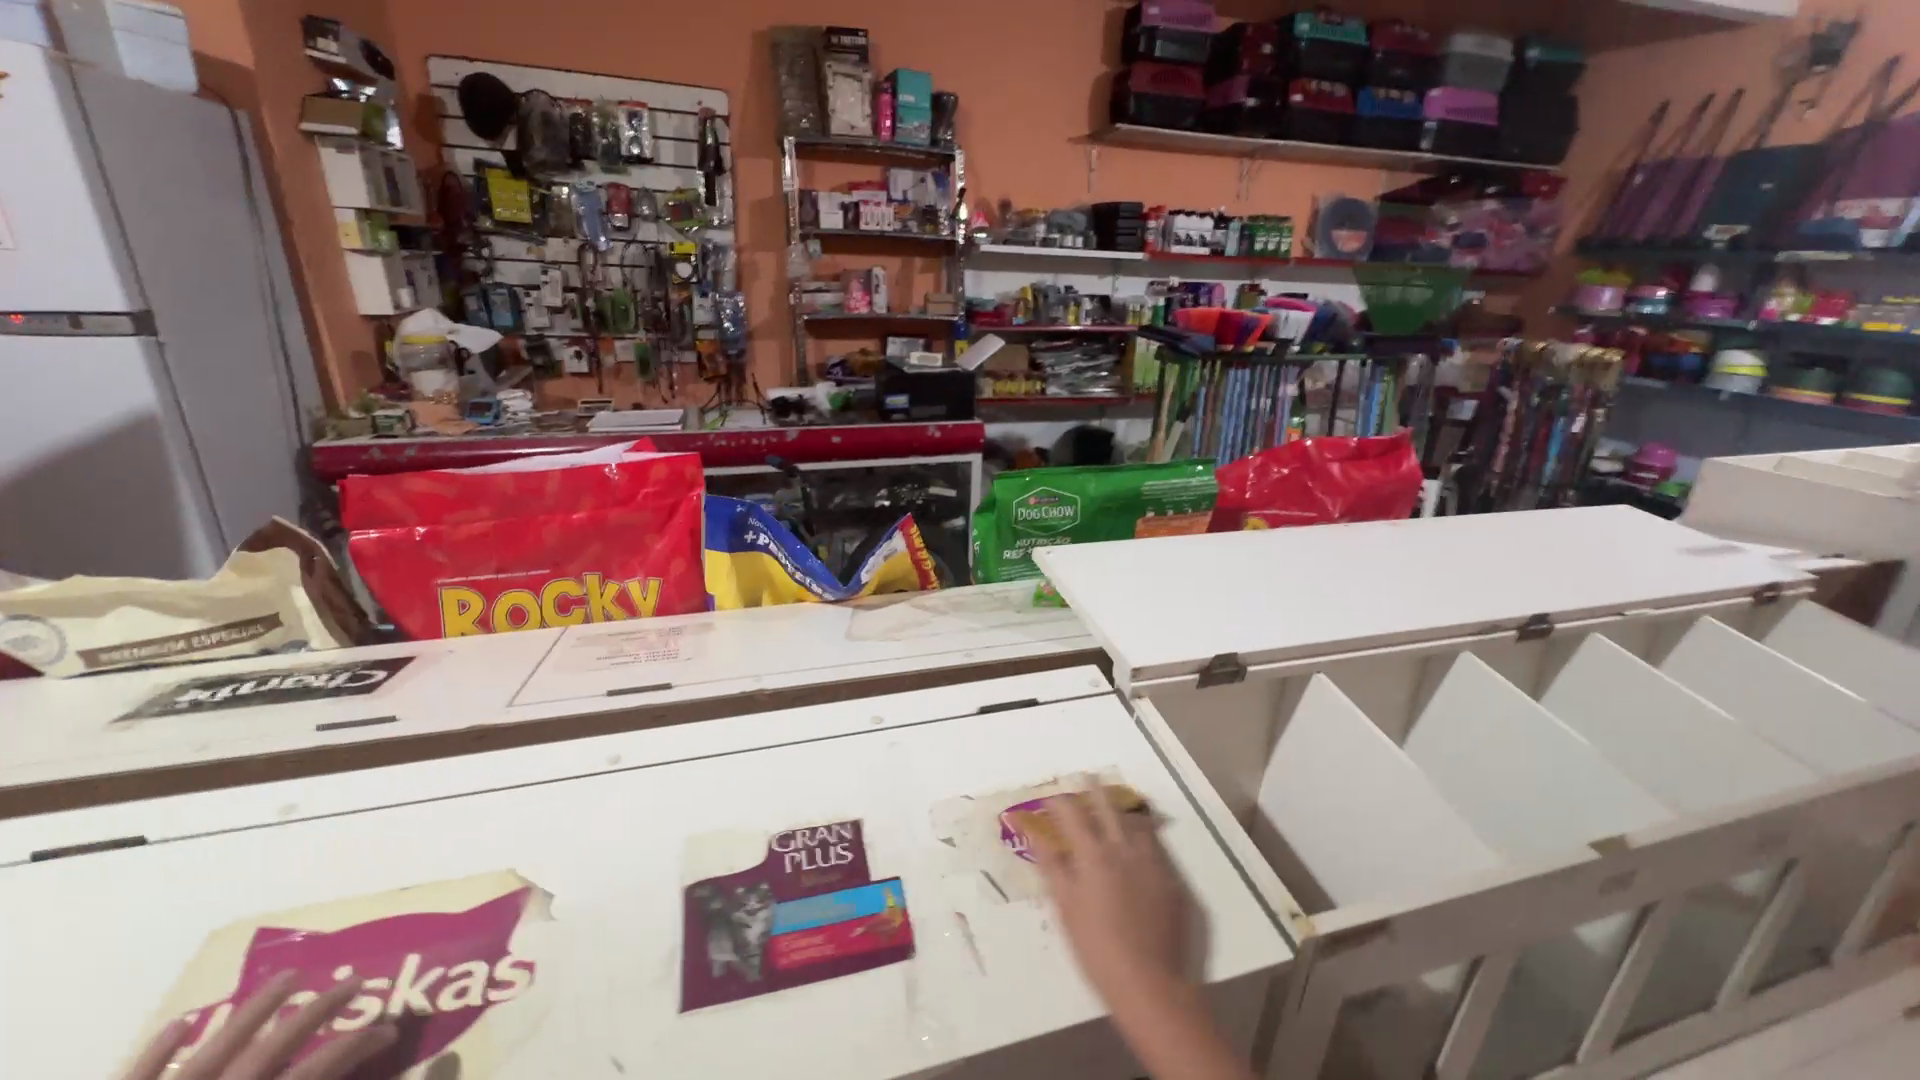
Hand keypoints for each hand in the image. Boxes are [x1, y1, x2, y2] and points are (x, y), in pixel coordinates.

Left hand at [122, 971, 397, 1079]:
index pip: (321, 1068)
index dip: (359, 1044)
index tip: (391, 1028)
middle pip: (278, 1041)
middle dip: (321, 1007)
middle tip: (355, 979)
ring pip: (219, 1041)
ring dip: (256, 1007)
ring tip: (290, 975)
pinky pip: (141, 1071)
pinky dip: (161, 1047)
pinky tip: (183, 1022)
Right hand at [1033, 787, 1253, 1079]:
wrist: (1149, 982)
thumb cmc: (1096, 948)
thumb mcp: (1065, 906)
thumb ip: (1051, 864)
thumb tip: (1034, 833)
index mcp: (1094, 855)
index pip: (1072, 814)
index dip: (1059, 801)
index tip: (1050, 796)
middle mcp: (1125, 849)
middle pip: (1108, 808)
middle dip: (1094, 791)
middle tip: (1087, 777)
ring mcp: (1153, 863)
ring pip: (1136, 823)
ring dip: (1121, 811)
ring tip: (1114, 804)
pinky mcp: (1171, 880)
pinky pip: (1156, 846)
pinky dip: (1142, 836)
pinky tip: (1138, 842)